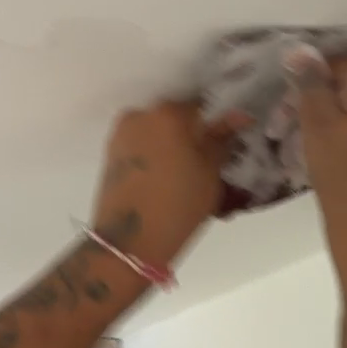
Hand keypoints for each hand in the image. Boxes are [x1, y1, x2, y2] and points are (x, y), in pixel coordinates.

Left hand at [90, 102, 233, 269]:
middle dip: (190, 134)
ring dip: (170, 146)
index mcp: (168, 113)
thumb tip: (237, 117)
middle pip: (174, 118)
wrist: (129, 242)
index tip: (223, 142)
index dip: (215, 122)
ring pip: (155, 132)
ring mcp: (120, 134)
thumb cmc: (178, 205)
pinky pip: (140, 146)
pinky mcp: (109, 154)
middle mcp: (140, 115)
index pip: (200, 105)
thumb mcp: (209, 173)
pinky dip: (153, 156)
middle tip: (205, 161)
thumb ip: (221, 140)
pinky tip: (165, 179)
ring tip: (184, 175)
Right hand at [299, 55, 346, 226]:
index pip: (331, 63)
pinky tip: (333, 130)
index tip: (283, 115)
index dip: (304, 88)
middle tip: (289, 123)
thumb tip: (300, 51)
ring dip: (334, 101)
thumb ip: (309, 80)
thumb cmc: (343, 169)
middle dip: (319, 93)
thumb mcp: (316, 121)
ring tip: (307, 131)